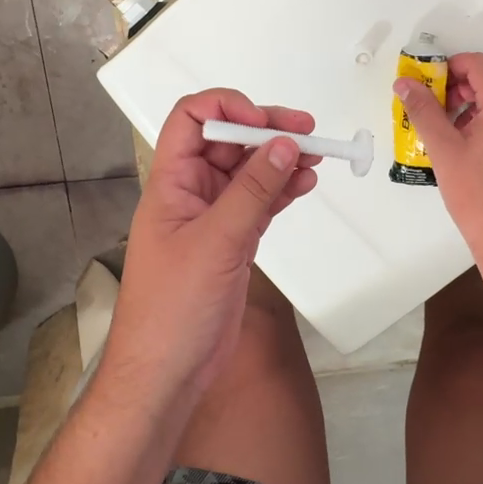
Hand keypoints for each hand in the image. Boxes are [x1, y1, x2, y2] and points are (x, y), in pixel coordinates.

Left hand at [105, 90, 321, 402]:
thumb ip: (252, 191)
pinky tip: (306, 183)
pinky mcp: (232, 241)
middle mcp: (191, 191)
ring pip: (249, 171)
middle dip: (266, 130)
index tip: (263, 120)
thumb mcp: (216, 243)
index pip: (191, 119)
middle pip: (228, 141)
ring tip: (317, 156)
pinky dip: (282, 190)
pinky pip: (259, 202)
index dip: (226, 107)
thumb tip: (285, 144)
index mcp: (171, 182)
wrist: (166, 376)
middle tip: (307, 131)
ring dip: (280, 159)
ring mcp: (213, 217)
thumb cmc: (174, 308)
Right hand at [395, 52, 482, 265]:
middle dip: (463, 87)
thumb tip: (405, 83)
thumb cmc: (479, 198)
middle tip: (437, 108)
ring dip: (478, 105)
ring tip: (452, 131)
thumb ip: (423, 110)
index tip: (428, 85)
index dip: (450, 68)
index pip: (480, 65)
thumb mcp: (444, 151)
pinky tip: (476, 151)